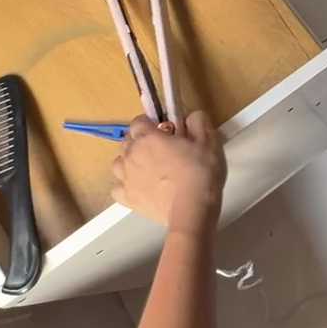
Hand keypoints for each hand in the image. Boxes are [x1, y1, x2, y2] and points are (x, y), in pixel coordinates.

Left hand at [110, 113, 225, 231]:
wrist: (191, 210)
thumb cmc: (200, 172)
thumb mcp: (208, 141)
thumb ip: (197, 121)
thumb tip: (189, 117)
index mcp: (147, 137)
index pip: (138, 121)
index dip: (151, 123)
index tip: (165, 130)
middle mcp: (130, 154)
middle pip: (128, 140)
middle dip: (141, 141)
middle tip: (162, 150)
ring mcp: (125, 178)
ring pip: (120, 162)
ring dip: (131, 161)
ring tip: (149, 169)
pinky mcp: (126, 198)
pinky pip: (118, 186)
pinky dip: (127, 184)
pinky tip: (141, 187)